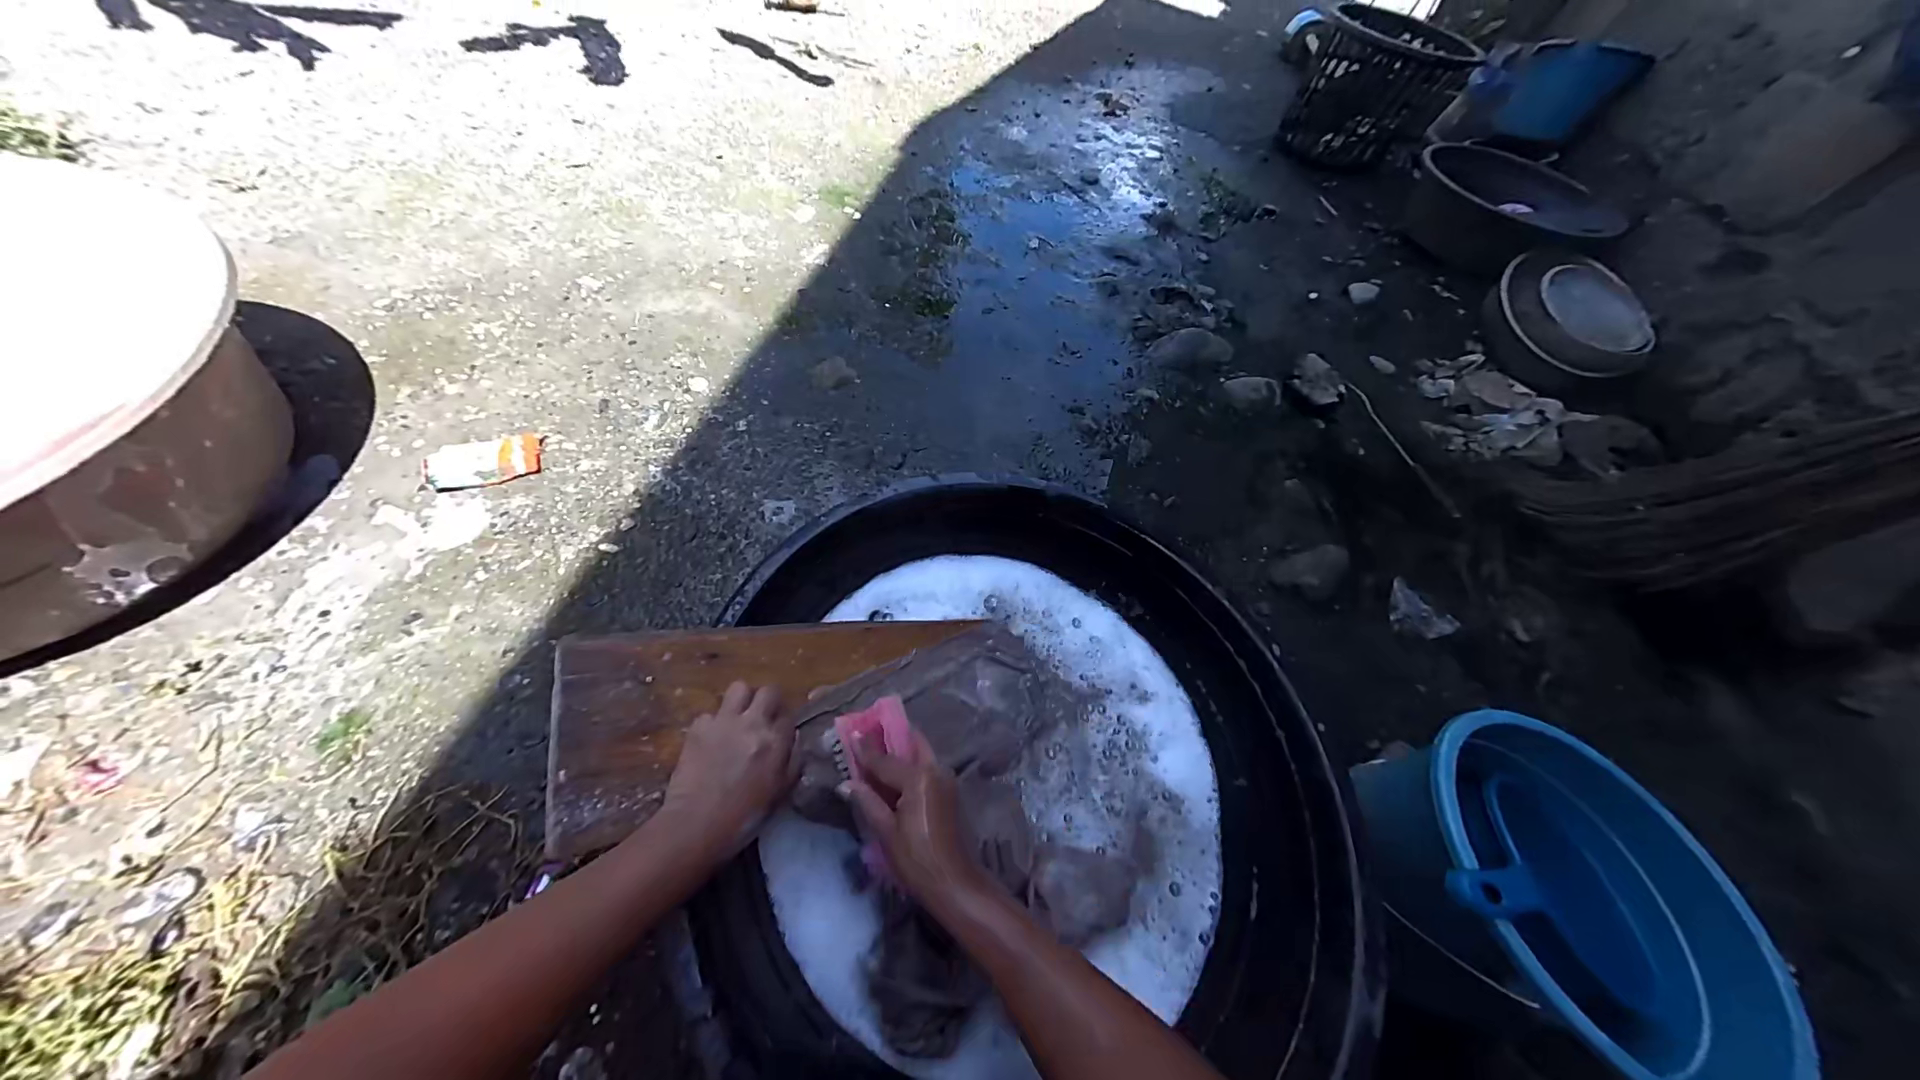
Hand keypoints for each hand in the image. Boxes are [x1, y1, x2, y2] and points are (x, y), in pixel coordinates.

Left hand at [658, 682, 792, 859]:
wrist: (696, 824)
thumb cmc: (743, 816)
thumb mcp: (780, 792)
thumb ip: (792, 760)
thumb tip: (794, 738)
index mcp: (776, 740)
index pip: (789, 716)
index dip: (785, 725)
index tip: (780, 735)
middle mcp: (753, 723)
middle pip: (769, 691)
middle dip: (769, 701)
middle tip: (763, 717)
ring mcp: (723, 721)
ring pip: (739, 688)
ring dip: (742, 700)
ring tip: (738, 718)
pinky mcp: (698, 727)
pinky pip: (710, 714)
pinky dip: (713, 724)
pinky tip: (711, 741)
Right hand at [842, 729, 991, 908]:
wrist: (955, 884)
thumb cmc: (916, 860)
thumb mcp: (886, 832)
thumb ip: (868, 802)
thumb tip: (846, 784)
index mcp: (919, 778)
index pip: (885, 760)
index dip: (866, 749)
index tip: (853, 731)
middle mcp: (936, 771)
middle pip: (912, 745)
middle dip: (893, 738)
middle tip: (872, 732)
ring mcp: (947, 781)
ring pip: (922, 756)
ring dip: (903, 752)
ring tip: (879, 753)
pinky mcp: (951, 793)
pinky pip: (928, 771)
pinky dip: (911, 767)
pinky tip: (895, 777)